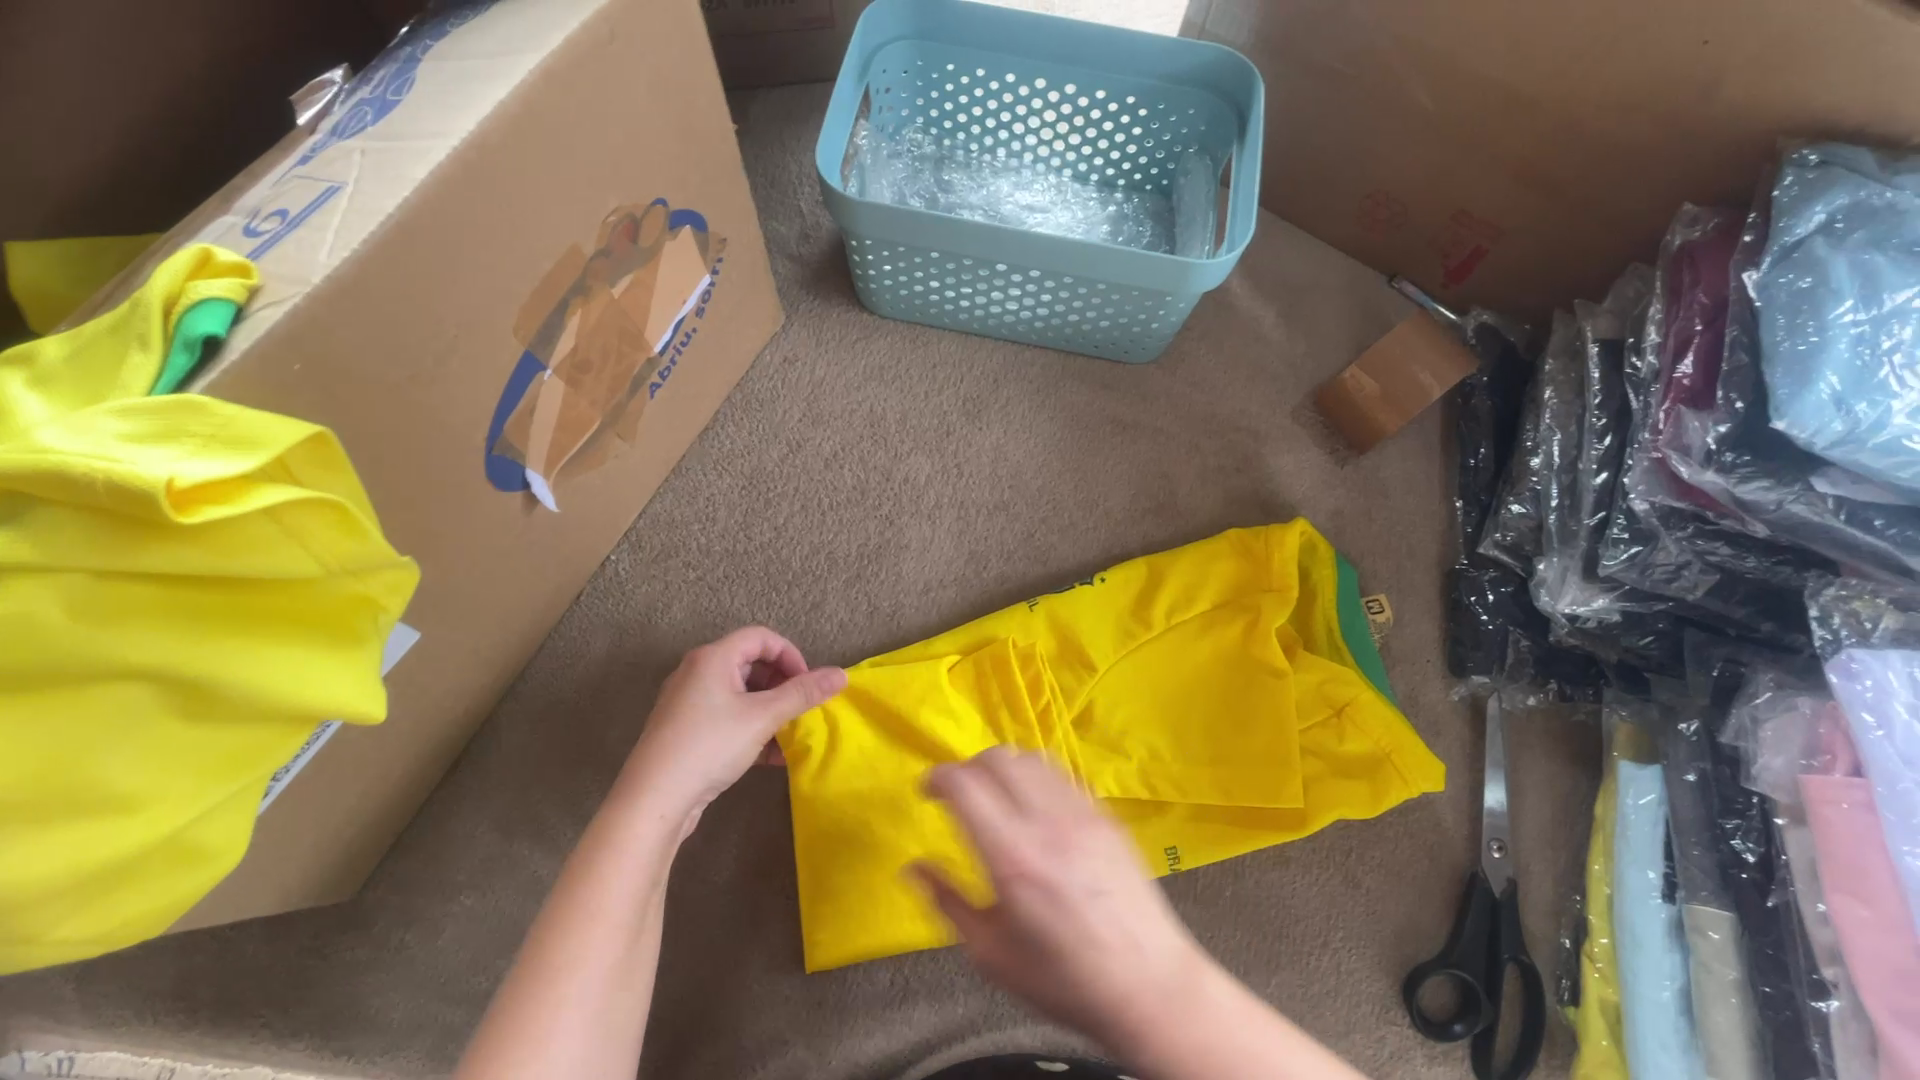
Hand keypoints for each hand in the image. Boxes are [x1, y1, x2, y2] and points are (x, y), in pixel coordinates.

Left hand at [619, 626, 844, 833]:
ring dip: (769, 711)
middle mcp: (697, 672)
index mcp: (713, 658)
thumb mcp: (763, 717)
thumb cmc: (710, 746)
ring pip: (740, 695)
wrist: (654, 798)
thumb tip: (841, 674)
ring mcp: (688, 702)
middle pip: (750, 664)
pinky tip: (770, 758)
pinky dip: (751, 728)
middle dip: (782, 686)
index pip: (761, 637)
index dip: (791, 655)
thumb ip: (803, 694)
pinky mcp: (686, 730)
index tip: (808, 684)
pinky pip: (727, 717)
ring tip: (788, 737)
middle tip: (800, 711)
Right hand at [915, 748, 1216, 1050]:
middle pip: (997, 758)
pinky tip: (1035, 812)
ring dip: (1003, 769)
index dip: (936, 778)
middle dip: (967, 768)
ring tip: (995, 799)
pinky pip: (1063, 776)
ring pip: (1031, 758)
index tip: (926, 793)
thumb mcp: (991, 954)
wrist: (1149, 986)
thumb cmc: (1063, 980)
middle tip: (957, 796)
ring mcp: (1083, 814)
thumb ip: (947, 903)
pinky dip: (1036, 779)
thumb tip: (913, 869)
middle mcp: (1047, 823)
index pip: (964, 784)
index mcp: (1012, 857)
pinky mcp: (1108, 817)